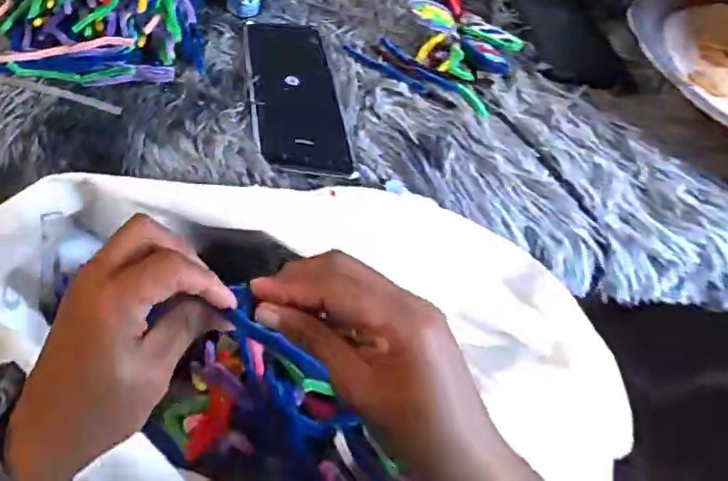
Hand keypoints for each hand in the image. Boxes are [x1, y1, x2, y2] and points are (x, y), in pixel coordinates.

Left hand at [3, 214, 235, 479]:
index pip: (169, 264)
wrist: (47, 424)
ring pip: (131, 237)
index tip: (229, 304)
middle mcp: (97, 271)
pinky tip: (166, 291)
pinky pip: (121, 254)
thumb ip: (183, 326)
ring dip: (164, 251)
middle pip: (144, 230)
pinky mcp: (85, 284)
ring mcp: (87, 274)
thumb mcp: (152, 372)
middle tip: (206, 286)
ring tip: (191, 287)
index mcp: (114, 295)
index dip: (206, 279)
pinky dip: (147, 260)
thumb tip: (217, 307)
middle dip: (182, 250)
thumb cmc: (102, 407)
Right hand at [251, 252, 537, 480]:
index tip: (253, 290)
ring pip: (351, 273)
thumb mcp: (358, 389)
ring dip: (314, 282)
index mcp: (402, 317)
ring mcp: (415, 304)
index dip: (291, 285)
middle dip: (299, 277)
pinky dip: (333, 295)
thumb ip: (313, 340)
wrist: (473, 466)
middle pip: (342, 267)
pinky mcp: (414, 315)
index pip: (335, 283)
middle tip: (265, 296)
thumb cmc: (415, 435)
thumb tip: (265, 310)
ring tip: (283, 304)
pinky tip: (314, 313)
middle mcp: (410, 298)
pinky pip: (364, 290)